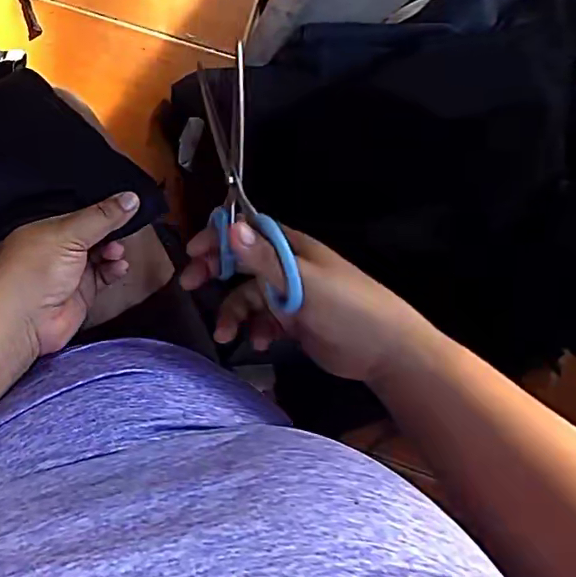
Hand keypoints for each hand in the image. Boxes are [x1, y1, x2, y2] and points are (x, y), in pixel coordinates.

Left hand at [0, 192, 142, 359]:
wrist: (23, 323)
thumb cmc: (32, 274)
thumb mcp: (68, 235)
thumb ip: (101, 217)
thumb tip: (130, 198)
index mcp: (45, 228)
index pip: (79, 213)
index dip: (100, 210)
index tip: (125, 204)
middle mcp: (56, 249)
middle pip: (91, 234)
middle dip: (109, 231)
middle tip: (124, 229)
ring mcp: (68, 272)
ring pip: (99, 256)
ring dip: (112, 251)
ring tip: (117, 251)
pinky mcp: (80, 294)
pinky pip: (102, 277)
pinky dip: (113, 271)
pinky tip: (119, 266)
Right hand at [179, 219, 439, 384]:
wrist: (386, 350)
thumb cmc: (347, 307)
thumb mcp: (301, 281)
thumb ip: (263, 259)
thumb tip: (229, 226)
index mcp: (291, 248)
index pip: (247, 232)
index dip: (219, 237)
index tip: (193, 252)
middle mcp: (288, 267)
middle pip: (241, 263)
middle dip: (214, 273)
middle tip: (188, 285)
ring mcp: (290, 295)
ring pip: (248, 297)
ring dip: (233, 313)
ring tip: (225, 335)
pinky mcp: (294, 322)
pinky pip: (263, 321)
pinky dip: (255, 331)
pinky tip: (260, 344)